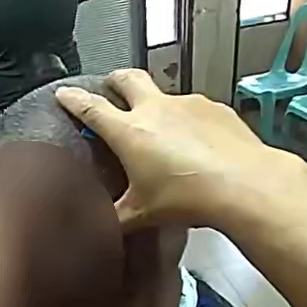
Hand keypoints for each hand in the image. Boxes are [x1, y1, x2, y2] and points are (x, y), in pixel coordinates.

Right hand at [55, 69, 306, 228]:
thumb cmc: (189, 198)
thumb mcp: (143, 215)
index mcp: (129, 132)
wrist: (242, 185)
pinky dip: (191, 121)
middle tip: (112, 88)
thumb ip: (116, 218)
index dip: (73, 99)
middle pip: (128, 78)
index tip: (64, 94)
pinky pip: (197, 110)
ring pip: (165, 94)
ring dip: (158, 105)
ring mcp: (189, 105)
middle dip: (115, 80)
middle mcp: (156, 109)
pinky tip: (199, 143)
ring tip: (164, 130)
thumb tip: (99, 229)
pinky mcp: (216, 109)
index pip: (91, 107)